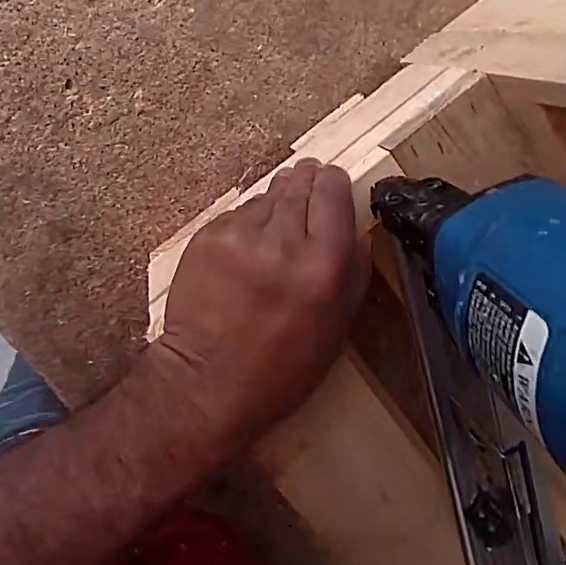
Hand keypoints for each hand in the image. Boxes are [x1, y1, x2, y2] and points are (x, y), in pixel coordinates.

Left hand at [150, 160, 368, 454]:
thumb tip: (359, 226)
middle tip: (308, 193)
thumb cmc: (281, 366)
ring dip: (278, 203)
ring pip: (269, 193)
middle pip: (301, 180)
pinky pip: (239, 213)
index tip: (333, 184)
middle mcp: (282, 241)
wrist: (206, 383)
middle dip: (308, 182)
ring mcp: (240, 235)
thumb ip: (355, 269)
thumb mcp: (337, 326)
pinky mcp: (209, 236)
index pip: (333, 190)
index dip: (334, 182)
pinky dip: (248, 223)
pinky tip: (248, 251)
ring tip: (277, 233)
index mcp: (322, 265)